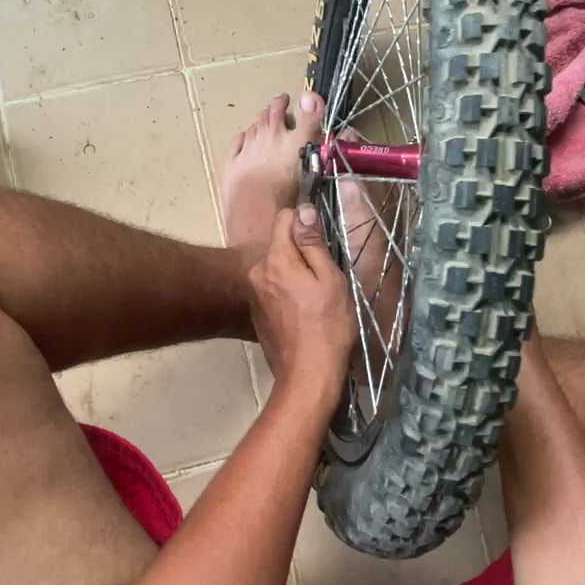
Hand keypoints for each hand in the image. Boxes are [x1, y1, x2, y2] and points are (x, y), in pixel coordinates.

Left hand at [248, 206, 356, 401]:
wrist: (308, 374)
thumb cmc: (327, 325)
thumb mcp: (330, 279)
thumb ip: (313, 243)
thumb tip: (303, 209)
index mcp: (275, 259)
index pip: (283, 218)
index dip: (304, 222)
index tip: (322, 241)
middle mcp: (257, 271)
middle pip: (280, 243)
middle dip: (300, 251)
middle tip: (325, 276)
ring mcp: (255, 292)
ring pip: (277, 266)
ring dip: (294, 272)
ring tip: (317, 297)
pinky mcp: (257, 311)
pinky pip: (273, 287)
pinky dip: (287, 291)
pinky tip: (304, 312)